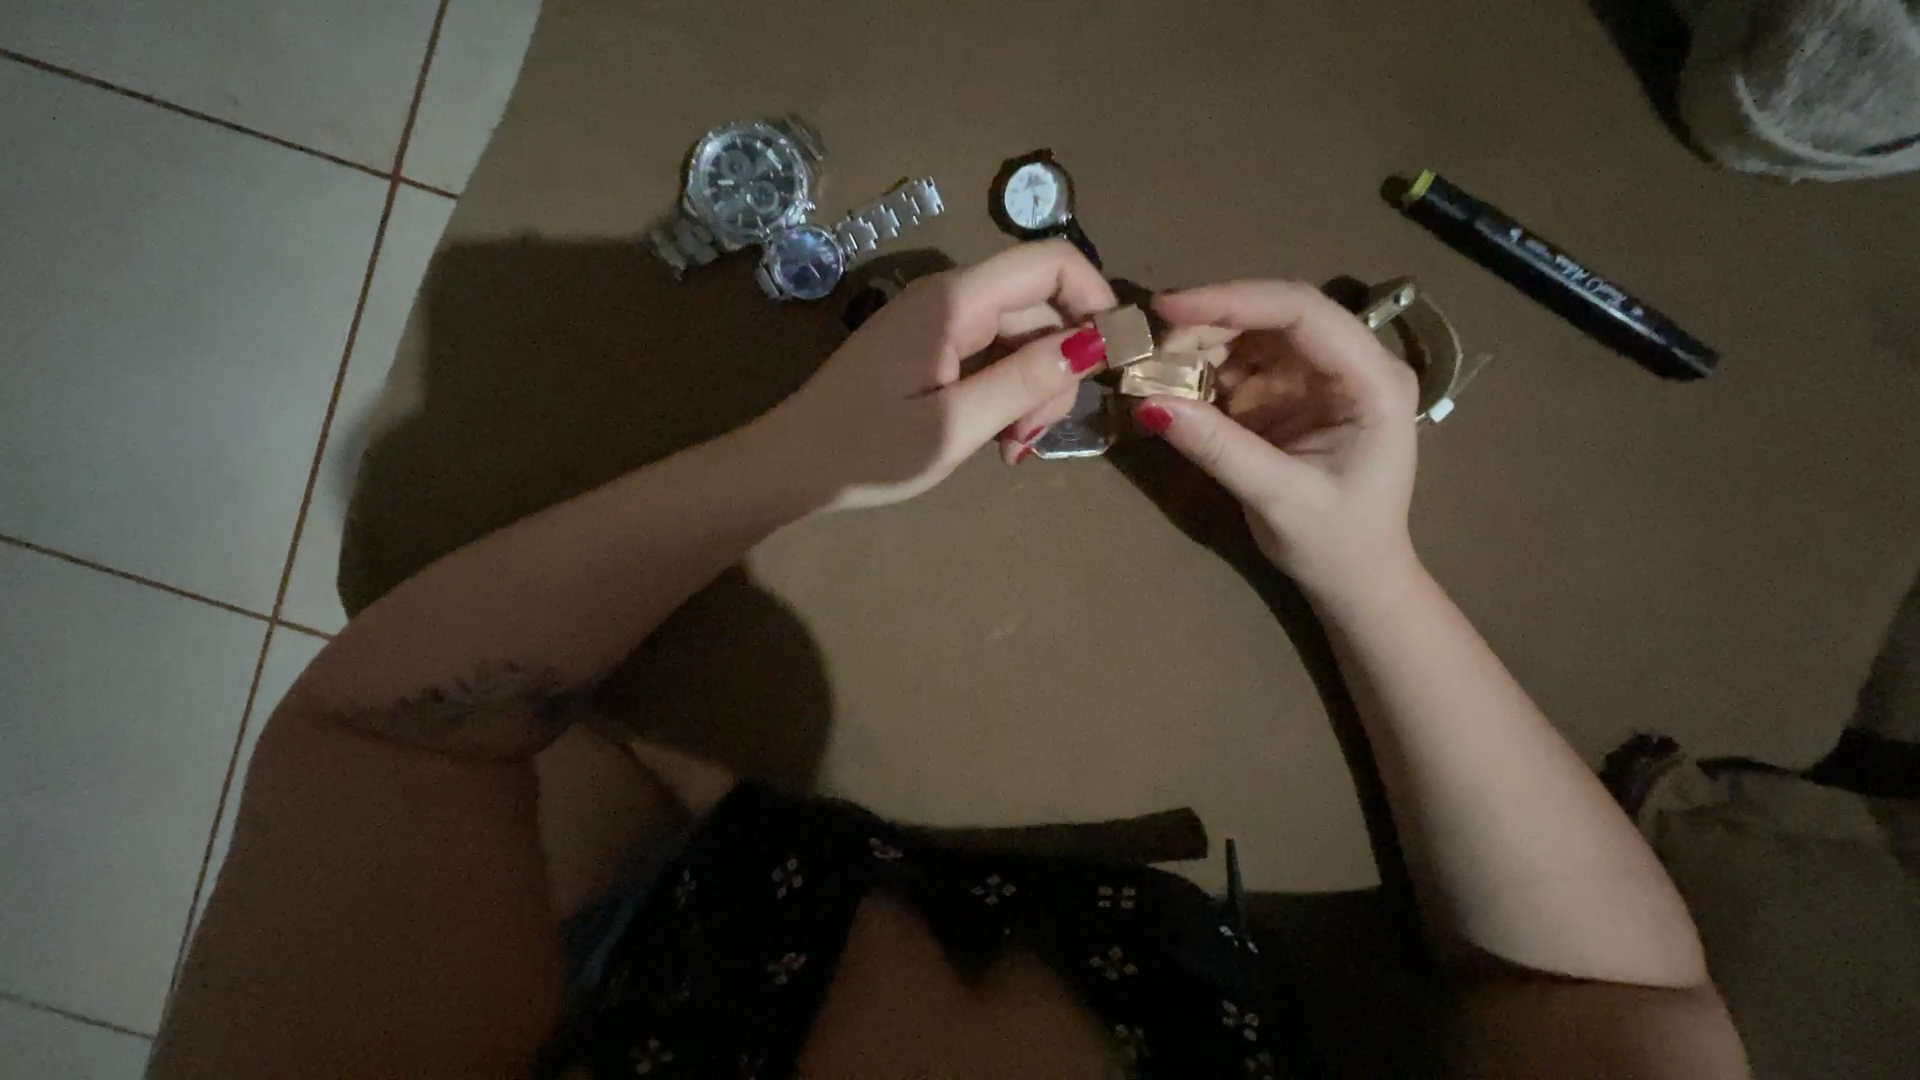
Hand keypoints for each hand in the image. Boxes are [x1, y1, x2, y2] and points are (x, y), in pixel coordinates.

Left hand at [760, 240, 1116, 509]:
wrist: (792, 468)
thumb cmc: (866, 451)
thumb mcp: (954, 425)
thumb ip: (1024, 382)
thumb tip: (1093, 344)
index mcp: (954, 303)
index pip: (1050, 263)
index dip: (1094, 302)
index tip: (1110, 363)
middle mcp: (951, 300)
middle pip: (1040, 311)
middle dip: (1056, 372)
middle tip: (1032, 437)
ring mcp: (941, 326)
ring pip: (1021, 340)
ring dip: (1032, 392)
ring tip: (1009, 448)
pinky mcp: (933, 351)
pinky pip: (992, 359)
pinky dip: (1007, 396)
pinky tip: (996, 439)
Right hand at [1133, 280, 1421, 603]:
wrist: (1352, 576)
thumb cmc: (1336, 542)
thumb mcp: (1278, 498)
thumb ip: (1218, 448)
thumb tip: (1148, 403)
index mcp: (1372, 380)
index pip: (1303, 312)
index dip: (1234, 301)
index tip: (1167, 309)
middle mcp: (1347, 363)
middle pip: (1272, 315)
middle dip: (1207, 325)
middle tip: (1150, 352)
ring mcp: (1314, 376)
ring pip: (1249, 335)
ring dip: (1198, 348)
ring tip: (1155, 375)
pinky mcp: (1285, 394)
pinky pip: (1237, 366)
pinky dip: (1200, 374)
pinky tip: (1173, 392)